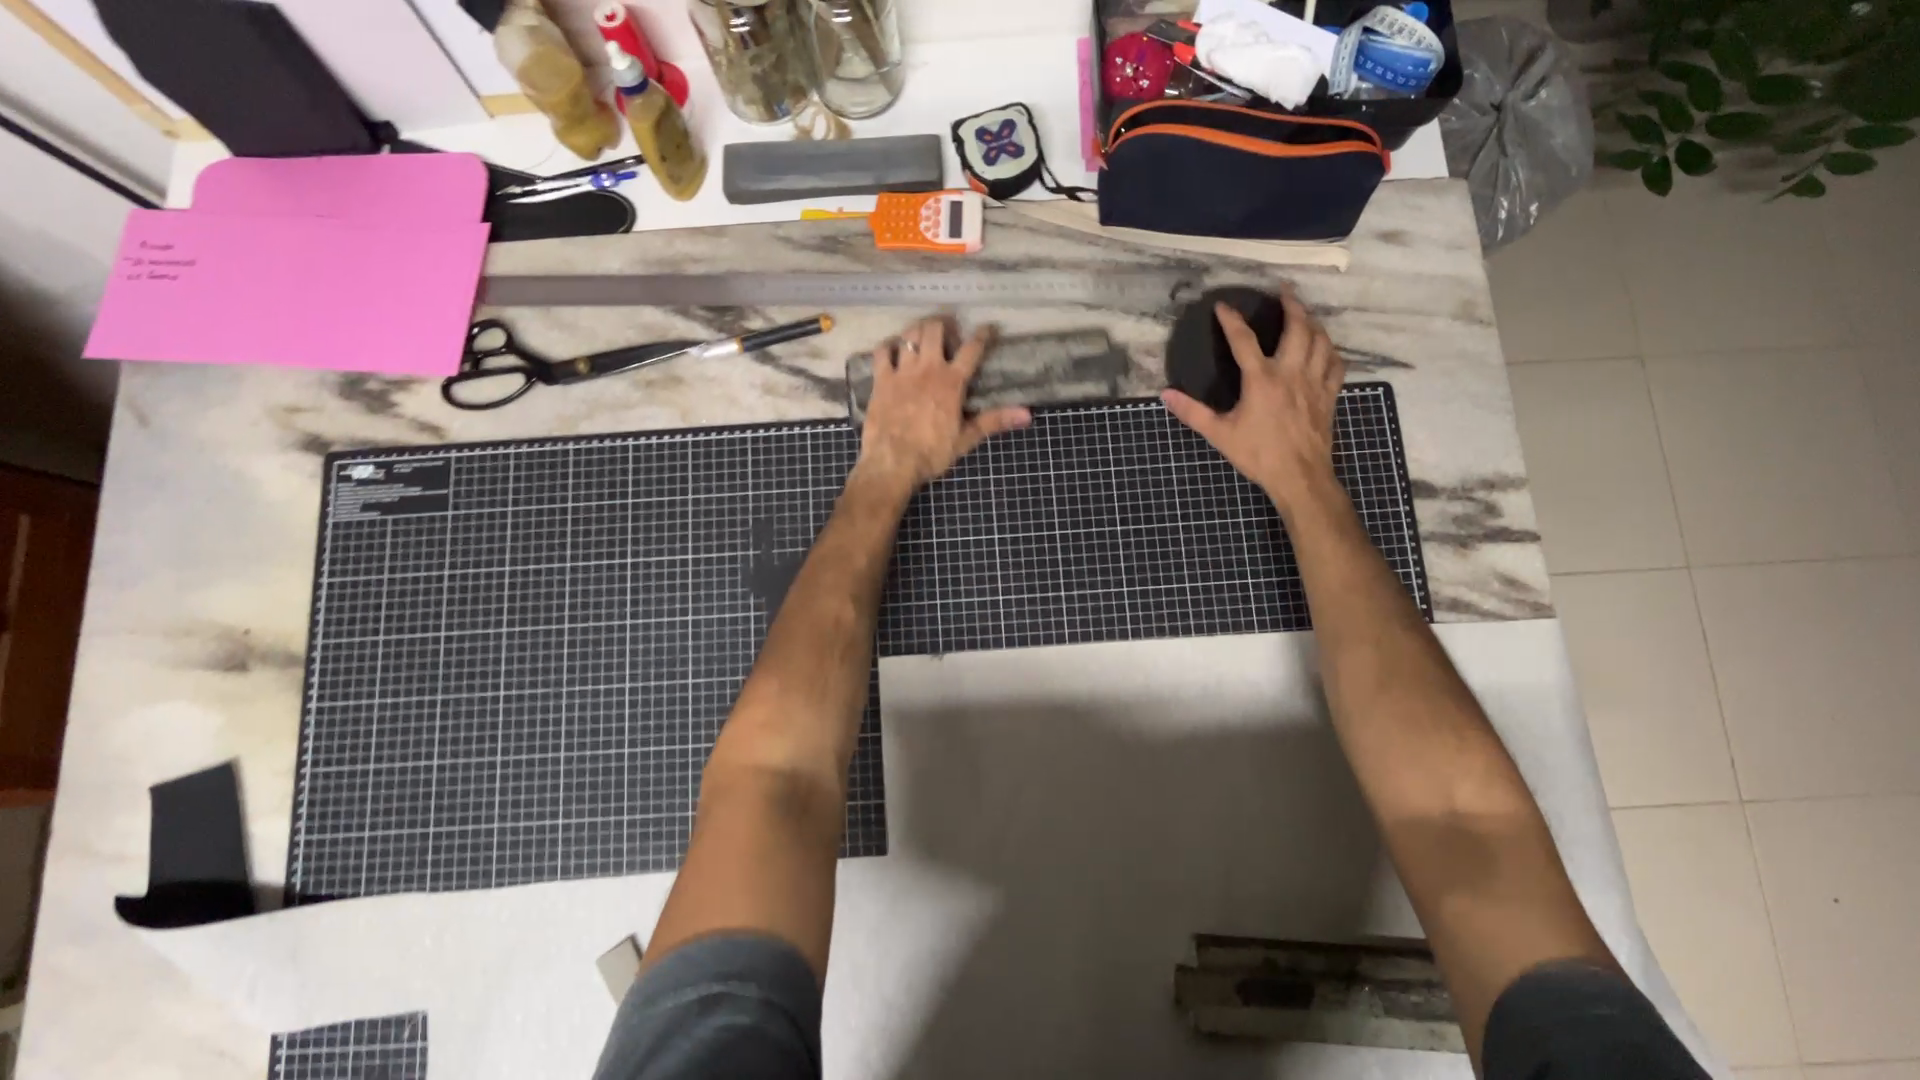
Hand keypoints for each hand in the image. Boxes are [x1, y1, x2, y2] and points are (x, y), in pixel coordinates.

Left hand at [855, 316, 1031, 492]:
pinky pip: (882, 351)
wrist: (892, 462)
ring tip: (923, 334)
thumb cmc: (932, 453)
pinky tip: (892, 349)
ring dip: (918, 330)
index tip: (988, 328)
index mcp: (952, 382)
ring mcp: (902, 371)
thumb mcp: (966, 438)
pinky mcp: (881, 379)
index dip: (982, 335)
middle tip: (948, 331)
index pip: (971, 349)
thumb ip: (995, 421)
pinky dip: (888, 345)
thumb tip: (1027, 415)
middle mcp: (928, 369)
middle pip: (935, 330)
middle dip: (943, 324)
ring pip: (910, 334)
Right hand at [1161, 286, 1343, 515]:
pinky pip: (1336, 364)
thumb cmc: (1258, 454)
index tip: (1222, 306)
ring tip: (1305, 314)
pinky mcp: (1329, 395)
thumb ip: (1192, 412)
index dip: (1231, 320)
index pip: (1243, 340)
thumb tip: (1166, 395)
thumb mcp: (1220, 434)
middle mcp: (1291, 372)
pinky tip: (1326, 349)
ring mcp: (1314, 382)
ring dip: (1313, 323)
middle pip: (1298, 327)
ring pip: (1321, 340)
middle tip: (1284, 292)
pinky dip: (1331, 351)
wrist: (1300, 476)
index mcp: (1262, 379)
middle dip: (1292, 305)